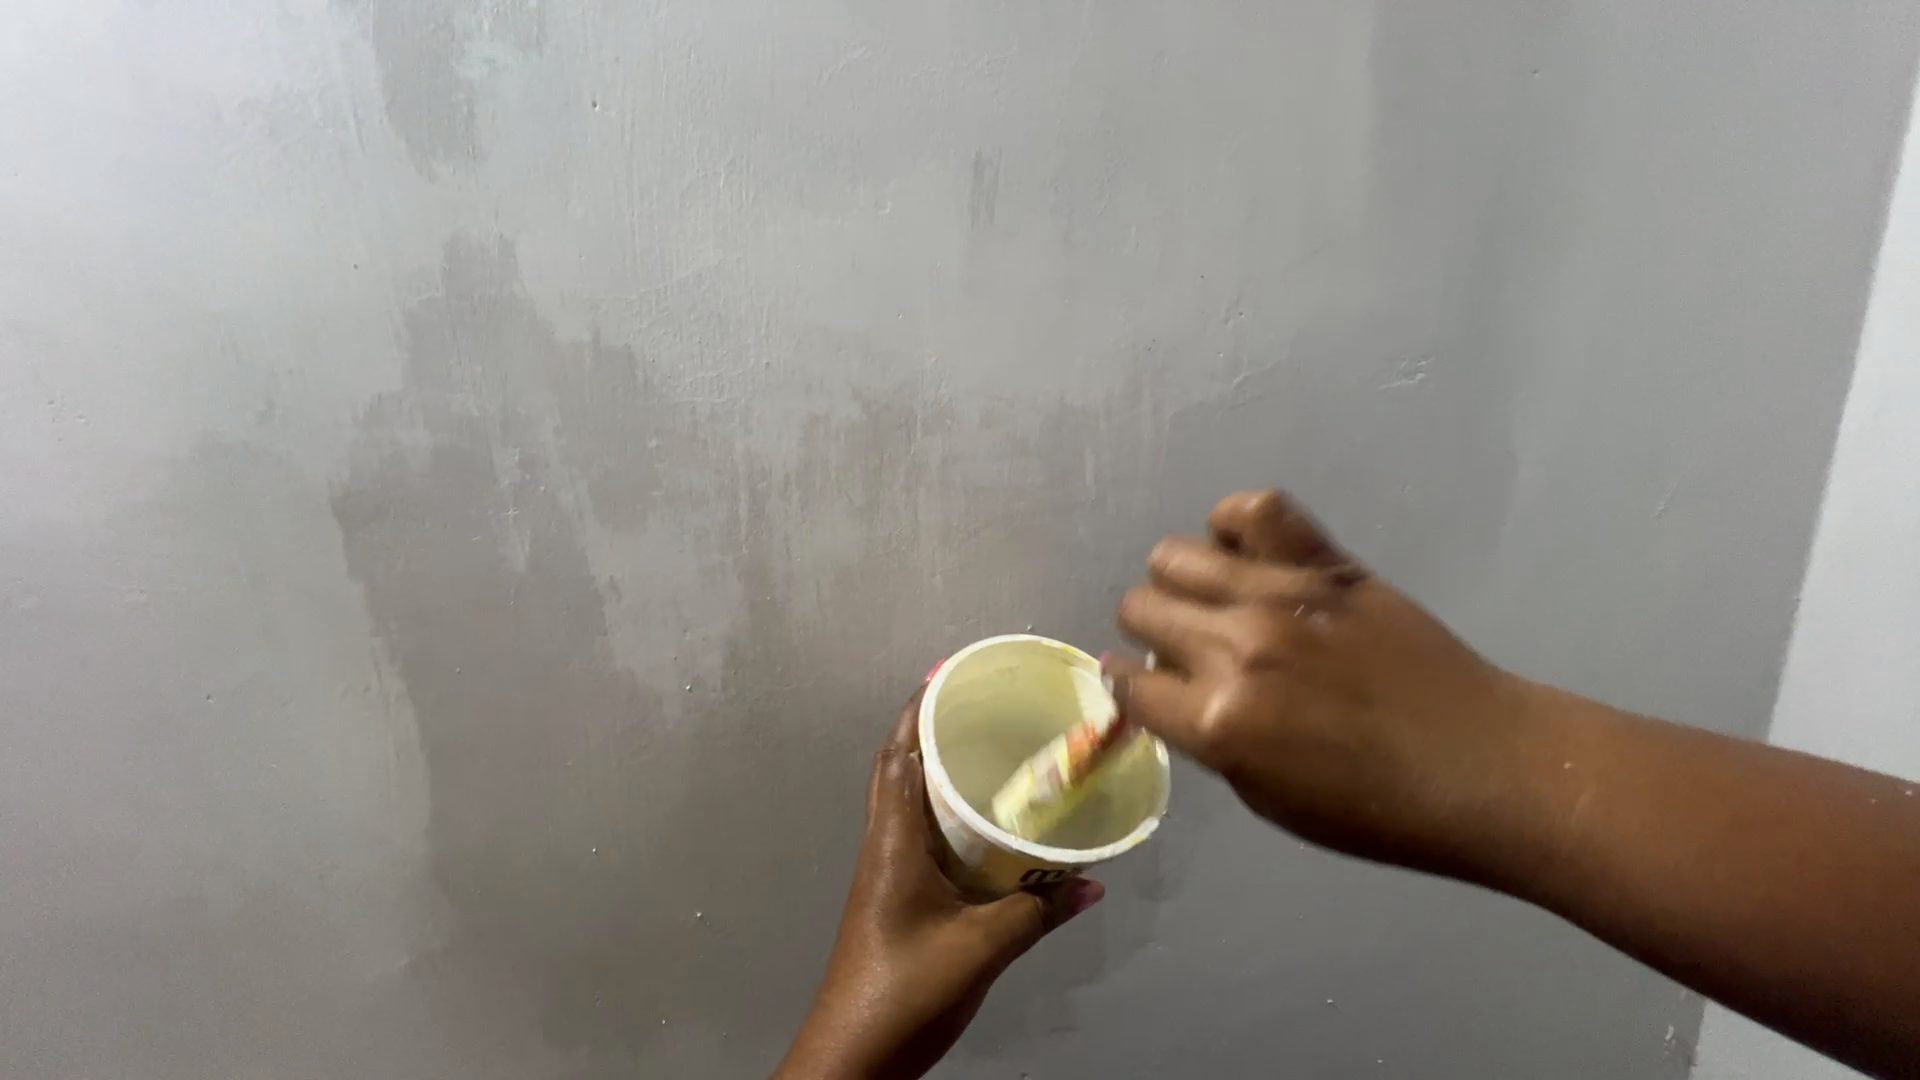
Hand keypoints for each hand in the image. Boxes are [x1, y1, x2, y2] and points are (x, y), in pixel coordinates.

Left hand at [774, 688, 1103, 1079]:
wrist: (853, 1057)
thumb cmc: (907, 987)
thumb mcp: (982, 948)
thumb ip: (1037, 912)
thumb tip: (1092, 883)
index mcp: (892, 841)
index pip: (897, 757)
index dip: (915, 712)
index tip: (944, 676)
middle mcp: (882, 844)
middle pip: (895, 769)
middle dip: (924, 730)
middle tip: (969, 705)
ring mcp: (883, 870)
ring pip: (903, 800)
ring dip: (930, 768)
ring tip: (976, 748)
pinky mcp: (891, 894)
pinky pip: (914, 833)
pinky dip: (938, 811)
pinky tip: (972, 821)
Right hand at [1108, 490, 1540, 876]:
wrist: (1487, 766)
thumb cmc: (1372, 806)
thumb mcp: (1263, 797)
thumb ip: (1200, 735)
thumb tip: (1156, 685)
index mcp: (1220, 720)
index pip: (1127, 683)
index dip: (1126, 686)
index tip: (1141, 685)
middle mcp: (1237, 648)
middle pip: (1139, 607)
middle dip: (1149, 634)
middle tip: (1187, 651)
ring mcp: (1281, 596)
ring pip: (1174, 555)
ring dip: (1179, 585)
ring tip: (1215, 603)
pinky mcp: (1327, 565)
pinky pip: (1255, 509)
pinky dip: (1235, 527)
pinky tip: (1249, 555)